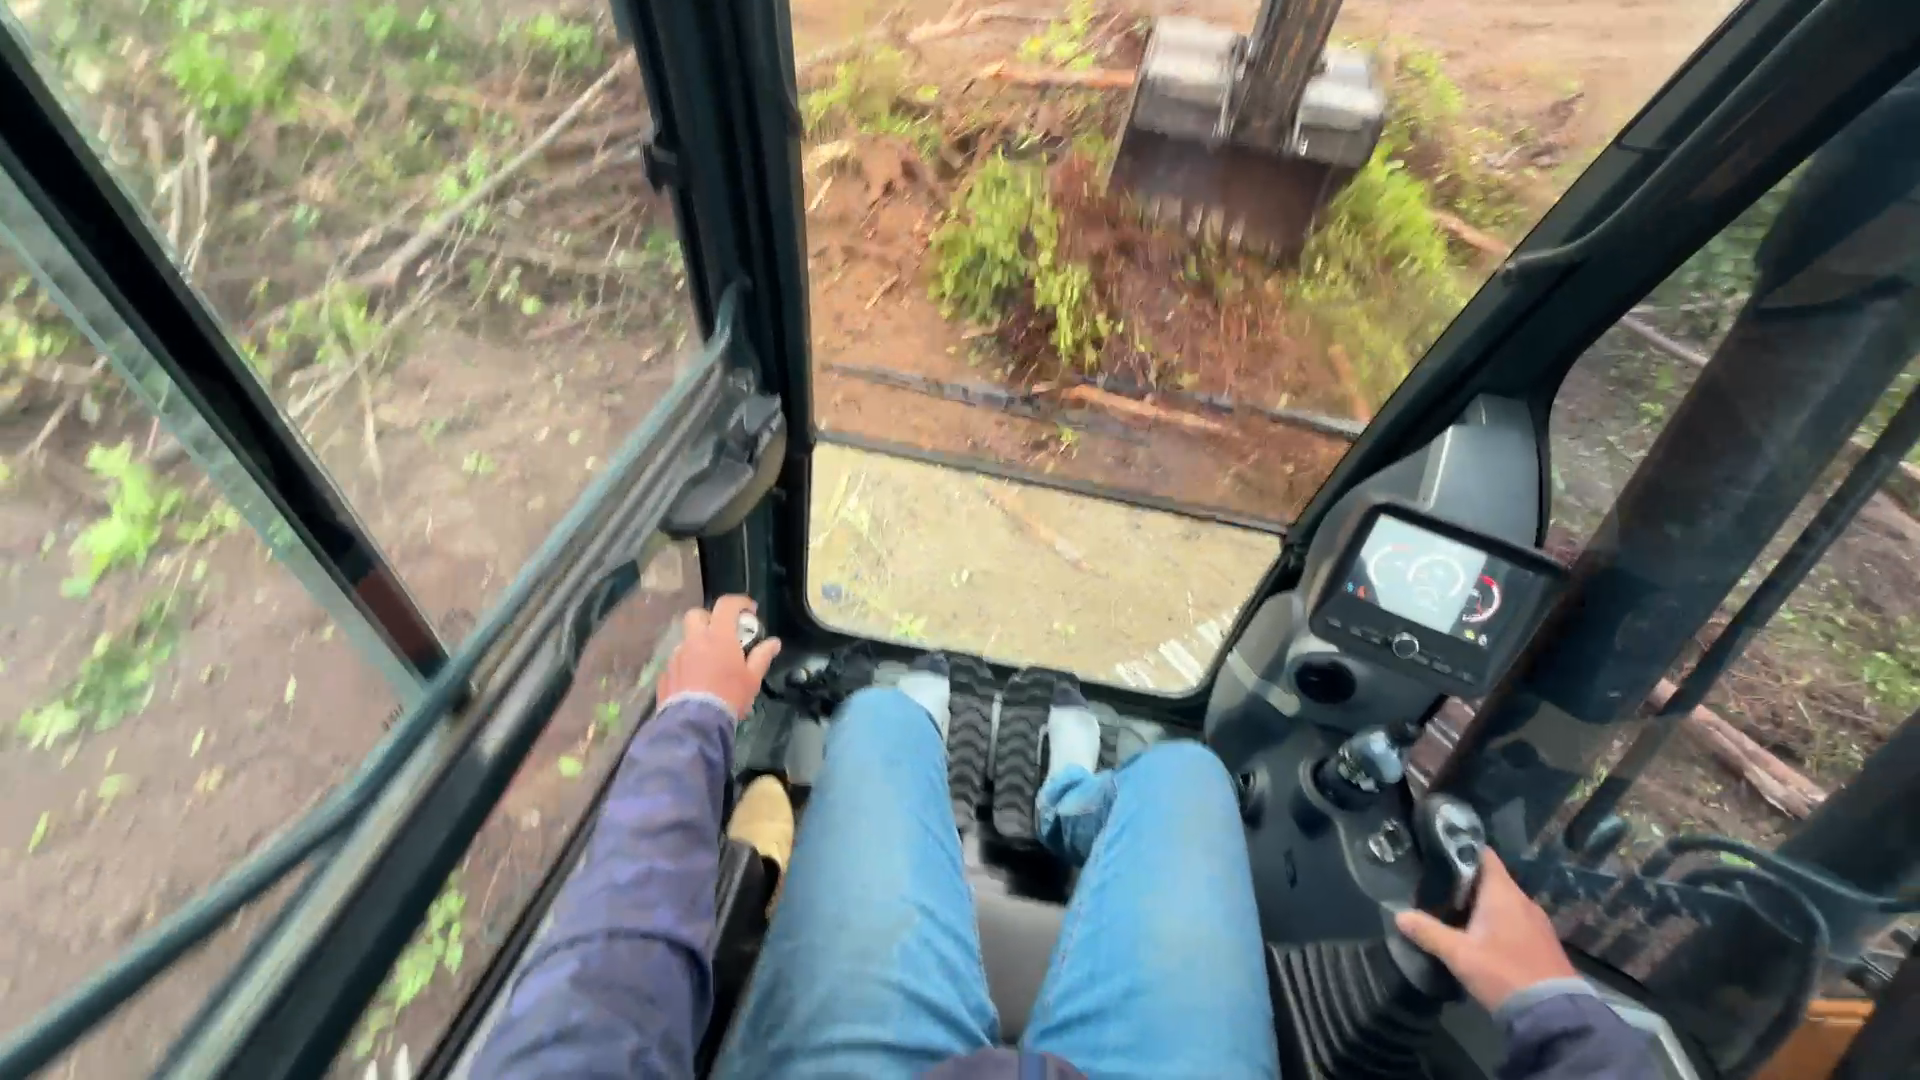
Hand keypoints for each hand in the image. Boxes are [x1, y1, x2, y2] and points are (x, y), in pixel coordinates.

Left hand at [656, 595, 781, 720]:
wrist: (695, 724)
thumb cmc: (729, 696)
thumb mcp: (752, 678)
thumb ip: (762, 656)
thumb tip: (774, 642)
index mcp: (718, 636)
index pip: (726, 605)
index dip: (739, 602)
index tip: (750, 610)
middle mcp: (694, 640)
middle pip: (697, 614)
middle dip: (710, 618)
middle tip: (723, 632)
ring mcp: (676, 656)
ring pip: (686, 639)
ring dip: (698, 644)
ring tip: (709, 663)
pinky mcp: (665, 673)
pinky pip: (677, 661)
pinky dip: (687, 664)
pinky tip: (695, 681)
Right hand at [1394, 849, 1577, 1011]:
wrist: (1556, 1018)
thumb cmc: (1504, 973)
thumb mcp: (1458, 954)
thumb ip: (1427, 932)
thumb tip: (1399, 915)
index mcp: (1503, 894)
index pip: (1483, 855)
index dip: (1459, 848)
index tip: (1435, 849)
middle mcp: (1523, 901)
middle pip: (1489, 878)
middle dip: (1463, 879)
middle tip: (1433, 882)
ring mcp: (1537, 923)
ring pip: (1502, 900)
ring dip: (1479, 902)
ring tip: (1451, 908)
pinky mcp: (1543, 943)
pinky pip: (1513, 919)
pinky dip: (1495, 919)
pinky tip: (1478, 933)